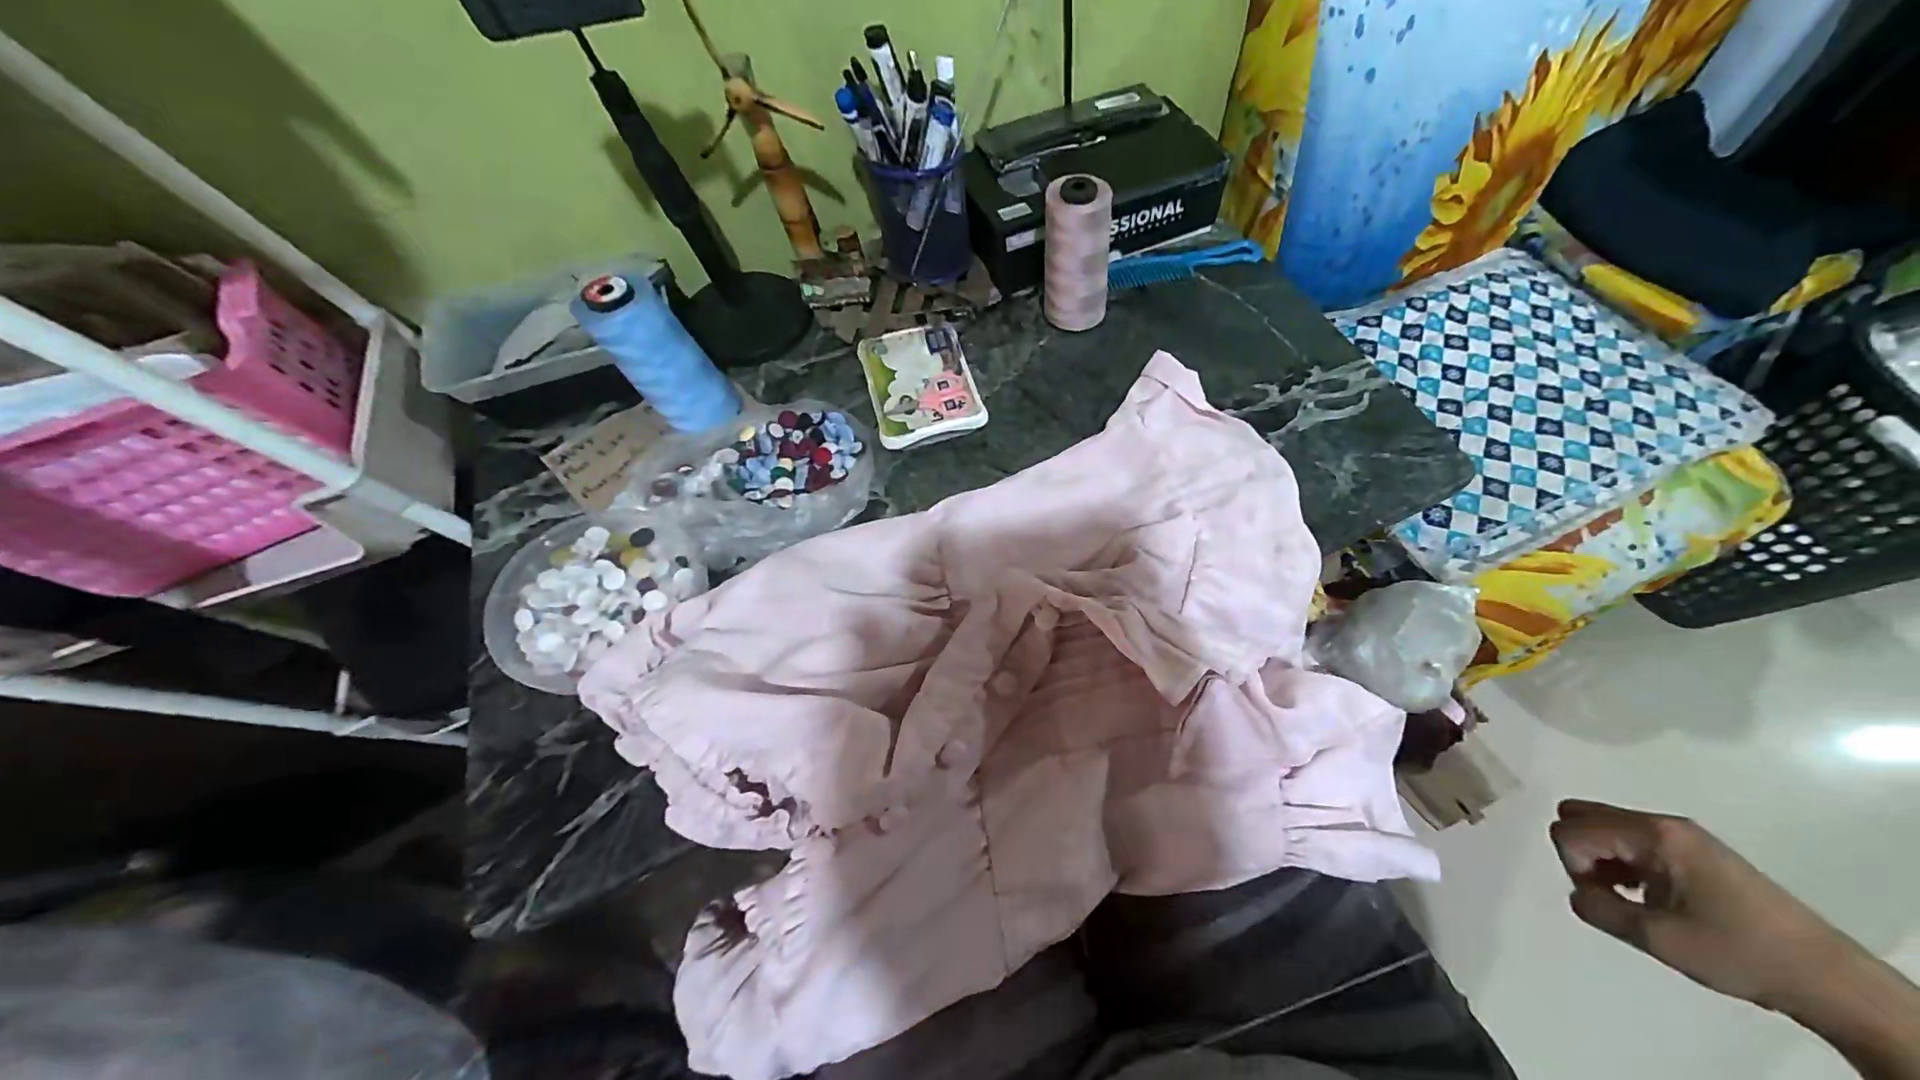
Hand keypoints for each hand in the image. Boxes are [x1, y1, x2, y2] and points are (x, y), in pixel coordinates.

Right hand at [1548, 799, 1849, 1011]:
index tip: (1601, 900)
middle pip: (1581, 814)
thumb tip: (1578, 894)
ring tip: (1631, 898)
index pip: (1571, 830)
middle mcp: (1664, 824)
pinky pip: (1632, 839)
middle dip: (1580, 852)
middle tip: (1606, 891)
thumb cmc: (1739, 952)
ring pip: (1604, 825)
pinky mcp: (1695, 850)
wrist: (1827, 978)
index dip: (1574, 867)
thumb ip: (1597, 908)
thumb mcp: (1655, 938)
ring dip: (1601, 858)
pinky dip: (1623, 861)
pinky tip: (1650, 895)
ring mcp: (1683, 835)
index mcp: (1653, 834)